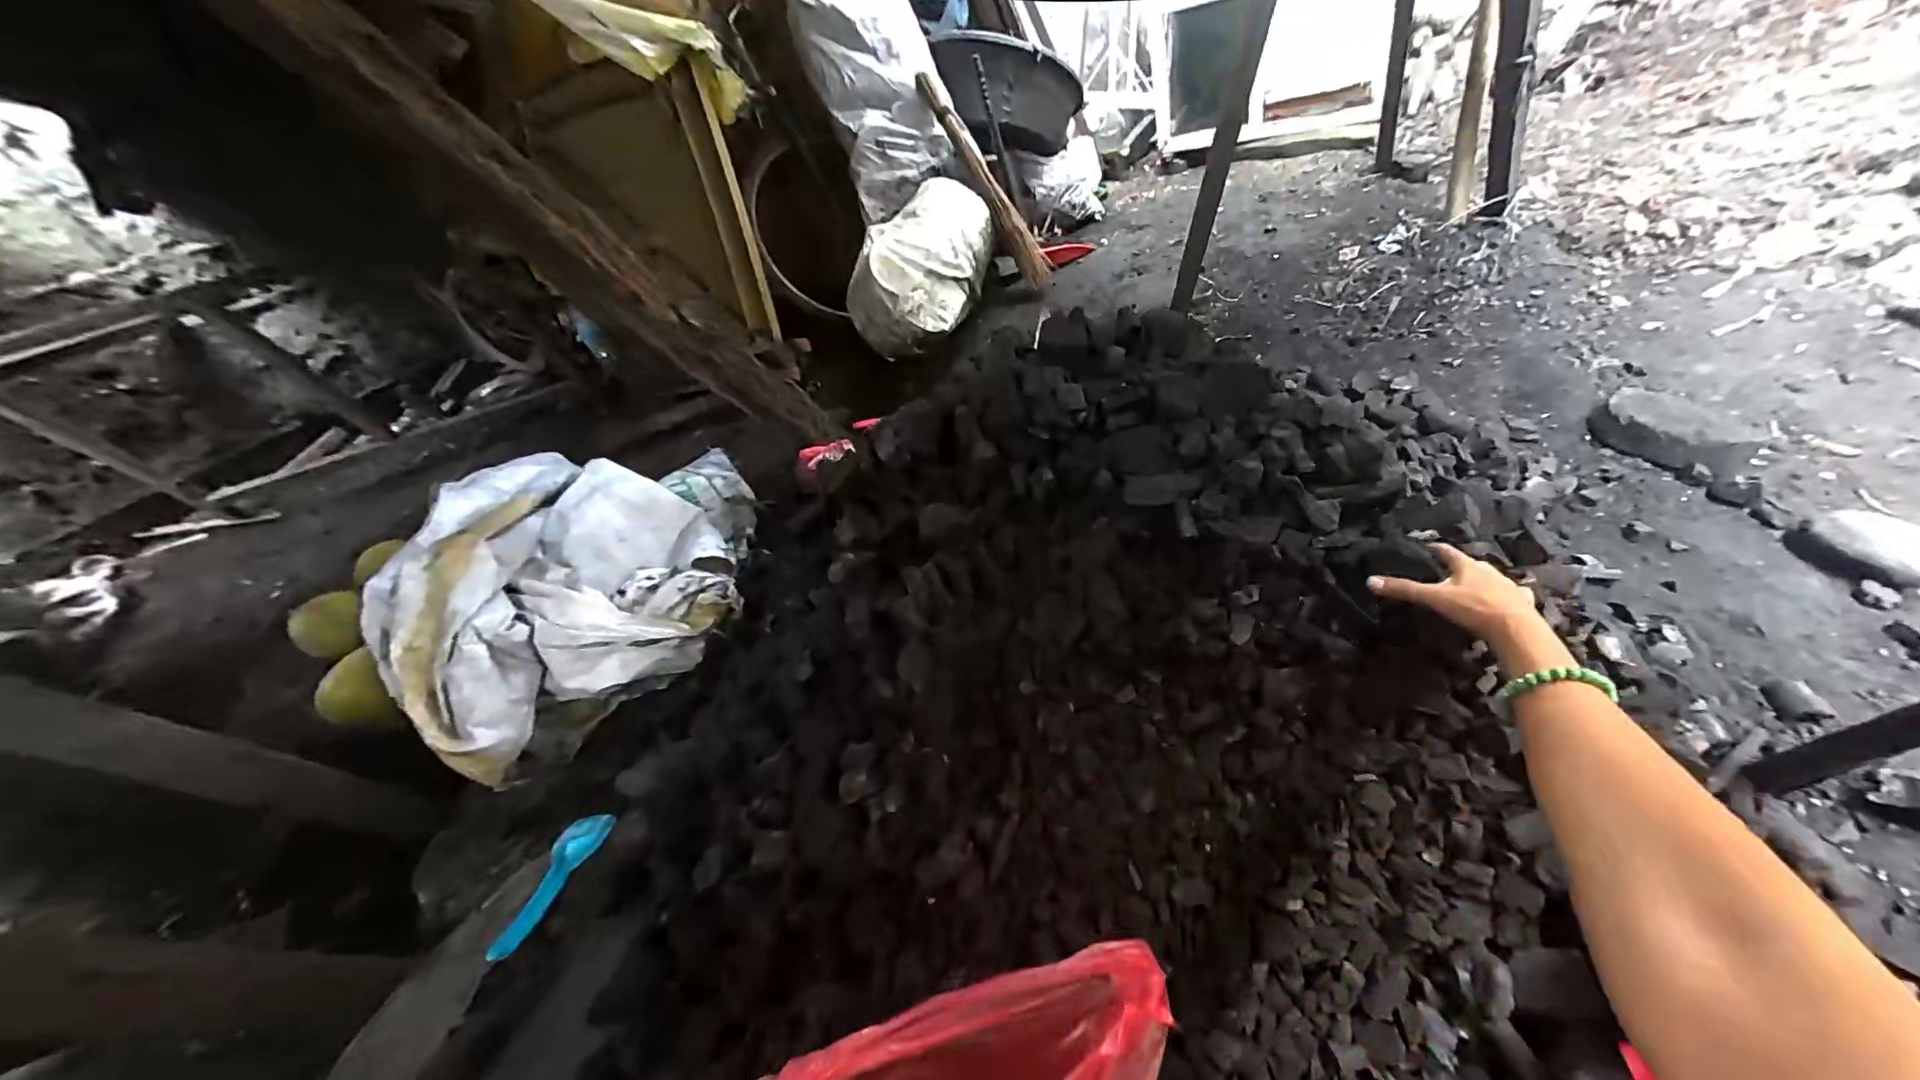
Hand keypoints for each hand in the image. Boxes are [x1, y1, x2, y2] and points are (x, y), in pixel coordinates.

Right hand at [1367, 543, 1543, 647]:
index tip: (1426, 546)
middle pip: (1469, 564)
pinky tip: (1505, 599)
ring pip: (1491, 578)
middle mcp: (1489, 570)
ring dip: (1481, 580)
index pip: (1447, 551)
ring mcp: (1508, 585)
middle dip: (1458, 566)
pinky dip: (1505, 595)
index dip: (1435, 548)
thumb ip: (1404, 590)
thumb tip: (1371, 580)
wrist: (1516, 628)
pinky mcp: (1522, 601)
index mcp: (1467, 565)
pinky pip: (1512, 594)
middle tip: (1445, 570)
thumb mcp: (1433, 598)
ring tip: (1470, 586)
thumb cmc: (1473, 607)